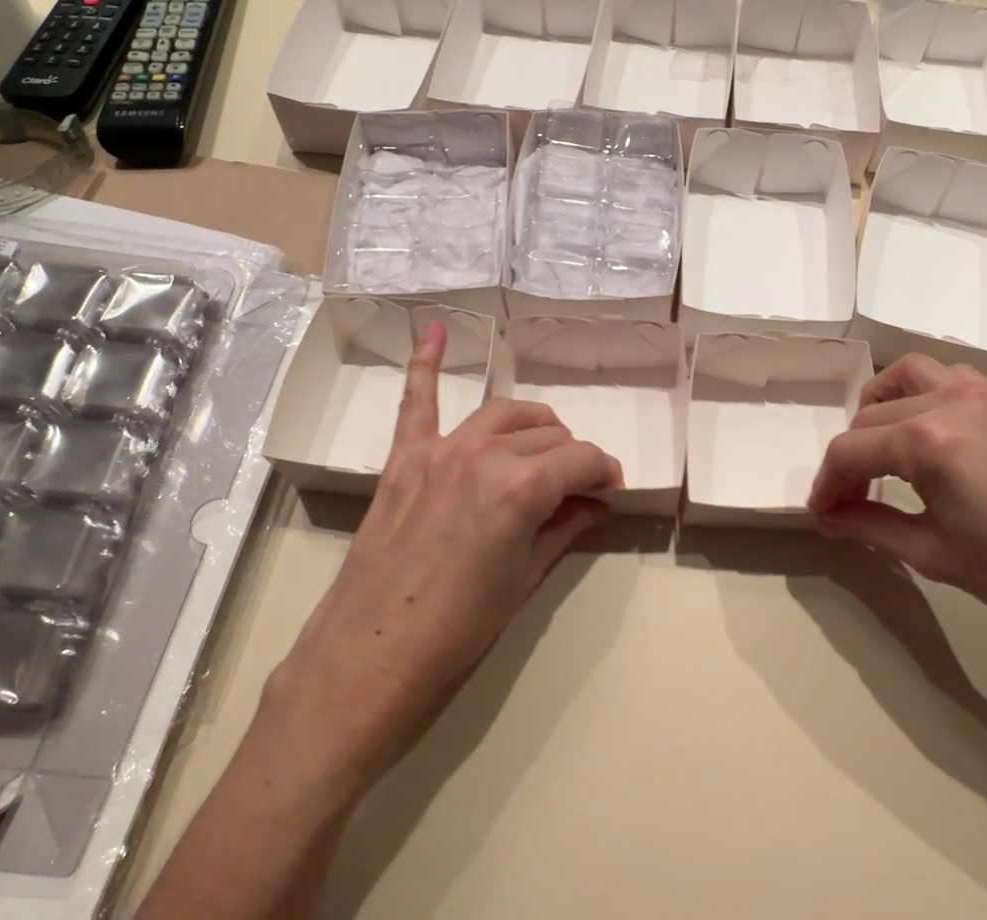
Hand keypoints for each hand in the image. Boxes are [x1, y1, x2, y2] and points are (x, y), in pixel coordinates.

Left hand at [274, 322, 622, 759]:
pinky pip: (417, 401)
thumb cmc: (460, 629)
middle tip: (578, 487)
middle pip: (546, 435)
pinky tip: (436, 331)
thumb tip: (594, 505)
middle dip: (572, 457)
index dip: (605, 474)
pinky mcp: (403, 460)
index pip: (582, 460)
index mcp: (521, 488)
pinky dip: (426, 364)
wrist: (372, 655)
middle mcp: (483, 455)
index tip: (613, 490)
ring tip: (545, 444)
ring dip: (532, 424)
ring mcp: (438, 452)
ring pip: (502, 414)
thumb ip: (563, 530)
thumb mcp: (525, 579)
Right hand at [807, 354, 986, 656]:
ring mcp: (985, 397)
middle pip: (871, 417)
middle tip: (847, 501)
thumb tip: (829, 517)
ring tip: (881, 454)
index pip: (850, 451)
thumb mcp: (933, 554)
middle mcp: (950, 402)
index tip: (820, 514)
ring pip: (907, 379)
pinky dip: (922, 397)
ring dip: (881, 410)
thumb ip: (871, 525)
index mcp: (926, 439)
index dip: (826, 484)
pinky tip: (929, 439)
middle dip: (849, 459)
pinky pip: (949, 381)